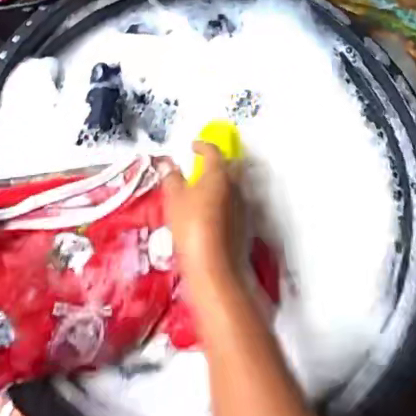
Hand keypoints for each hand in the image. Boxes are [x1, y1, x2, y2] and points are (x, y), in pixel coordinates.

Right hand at [161, 142, 242, 299]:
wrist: (215, 269)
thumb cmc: (191, 226)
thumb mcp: (173, 198)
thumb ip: (171, 177)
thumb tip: (169, 165)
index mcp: (219, 173)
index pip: (213, 151)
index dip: (202, 146)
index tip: (193, 146)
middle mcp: (236, 186)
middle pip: (229, 167)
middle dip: (216, 164)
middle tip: (200, 167)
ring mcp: (244, 207)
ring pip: (234, 187)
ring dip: (220, 184)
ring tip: (203, 191)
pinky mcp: (246, 226)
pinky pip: (234, 205)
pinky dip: (223, 202)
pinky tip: (210, 213)